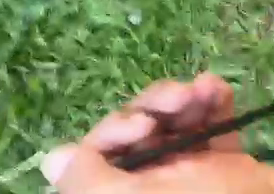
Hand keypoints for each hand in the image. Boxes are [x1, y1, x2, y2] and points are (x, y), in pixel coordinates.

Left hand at [41, 74, 273, 193]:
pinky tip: (219, 90)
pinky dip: (214, 104)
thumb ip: (89, 182)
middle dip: (157, 107)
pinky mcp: (220, 165)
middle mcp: (144, 190)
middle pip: (135, 136)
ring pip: (173, 125)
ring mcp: (184, 177)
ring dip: (188, 99)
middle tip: (180, 99)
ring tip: (206, 89)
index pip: (93, 160)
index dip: (114, 131)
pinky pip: (211, 126)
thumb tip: (53, 158)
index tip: (143, 126)